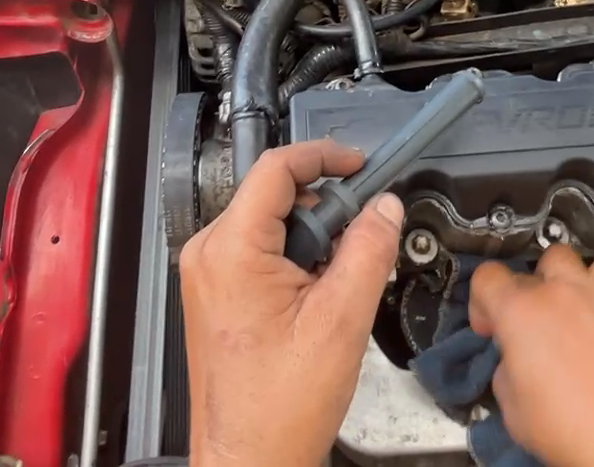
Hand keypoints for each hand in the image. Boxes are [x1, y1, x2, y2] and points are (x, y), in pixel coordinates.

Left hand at [180, 140, 403, 466]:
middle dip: (324, 213)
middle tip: (356, 245)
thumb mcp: (340, 320)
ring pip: (272, 223)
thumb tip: (384, 206)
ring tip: (332, 288)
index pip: (276, 169)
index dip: (323, 156)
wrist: (249, 465)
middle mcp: (209, 253)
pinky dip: (296, 259)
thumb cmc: (279, 408)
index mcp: (230, 249)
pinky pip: (261, 249)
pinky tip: (313, 300)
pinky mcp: (217, 291)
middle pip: (276, 196)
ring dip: (312, 240)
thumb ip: (368, 250)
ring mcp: (209, 273)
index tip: (358, 163)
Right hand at [470, 246, 593, 466]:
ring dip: (555, 278)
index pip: (487, 277)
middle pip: (525, 272)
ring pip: (563, 258)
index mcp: (518, 311)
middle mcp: (554, 292)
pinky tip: (592, 312)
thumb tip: (515, 362)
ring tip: (559, 308)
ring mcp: (592, 294)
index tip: (489, 328)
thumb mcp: (514, 409)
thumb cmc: (571, 428)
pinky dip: (593, 285)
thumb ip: (506, 370)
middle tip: (524, 327)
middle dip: (518, 296)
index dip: (481, 302)